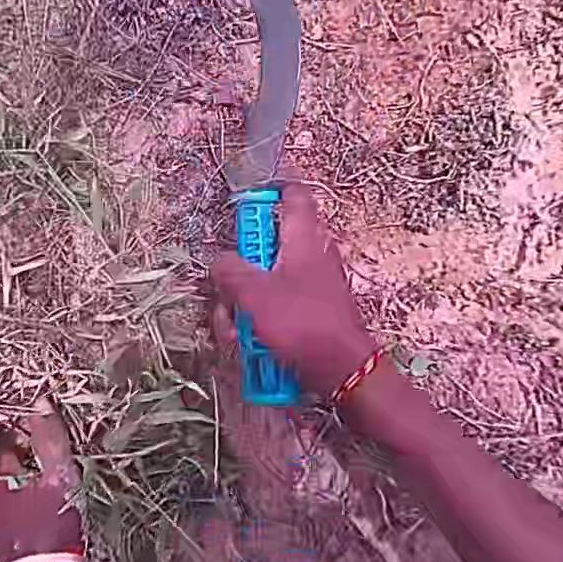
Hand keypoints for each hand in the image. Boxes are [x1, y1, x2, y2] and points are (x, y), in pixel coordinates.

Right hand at [210, 183, 377, 393]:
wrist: (343, 371)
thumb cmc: (302, 325)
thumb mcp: (255, 295)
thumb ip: (231, 271)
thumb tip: (220, 262)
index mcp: (304, 239)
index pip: (293, 195)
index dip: (269, 190)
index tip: (245, 200)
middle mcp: (311, 255)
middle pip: (265, 246)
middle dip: (239, 268)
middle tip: (228, 289)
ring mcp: (311, 284)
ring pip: (265, 279)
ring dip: (243, 302)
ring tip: (235, 329)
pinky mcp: (309, 309)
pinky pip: (276, 303)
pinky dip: (258, 318)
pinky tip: (248, 341)